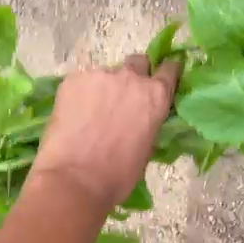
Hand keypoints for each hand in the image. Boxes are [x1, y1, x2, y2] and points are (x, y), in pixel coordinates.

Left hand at [28, 55, 180, 214]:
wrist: (75, 180)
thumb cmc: (118, 174)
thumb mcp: (147, 146)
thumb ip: (149, 120)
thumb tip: (141, 117)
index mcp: (156, 95)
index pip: (169, 69)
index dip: (166, 72)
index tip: (161, 76)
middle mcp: (132, 78)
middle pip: (138, 62)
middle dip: (134, 75)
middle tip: (122, 97)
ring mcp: (101, 75)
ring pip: (106, 74)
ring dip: (104, 88)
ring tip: (91, 112)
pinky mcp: (74, 79)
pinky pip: (82, 82)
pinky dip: (81, 95)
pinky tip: (74, 115)